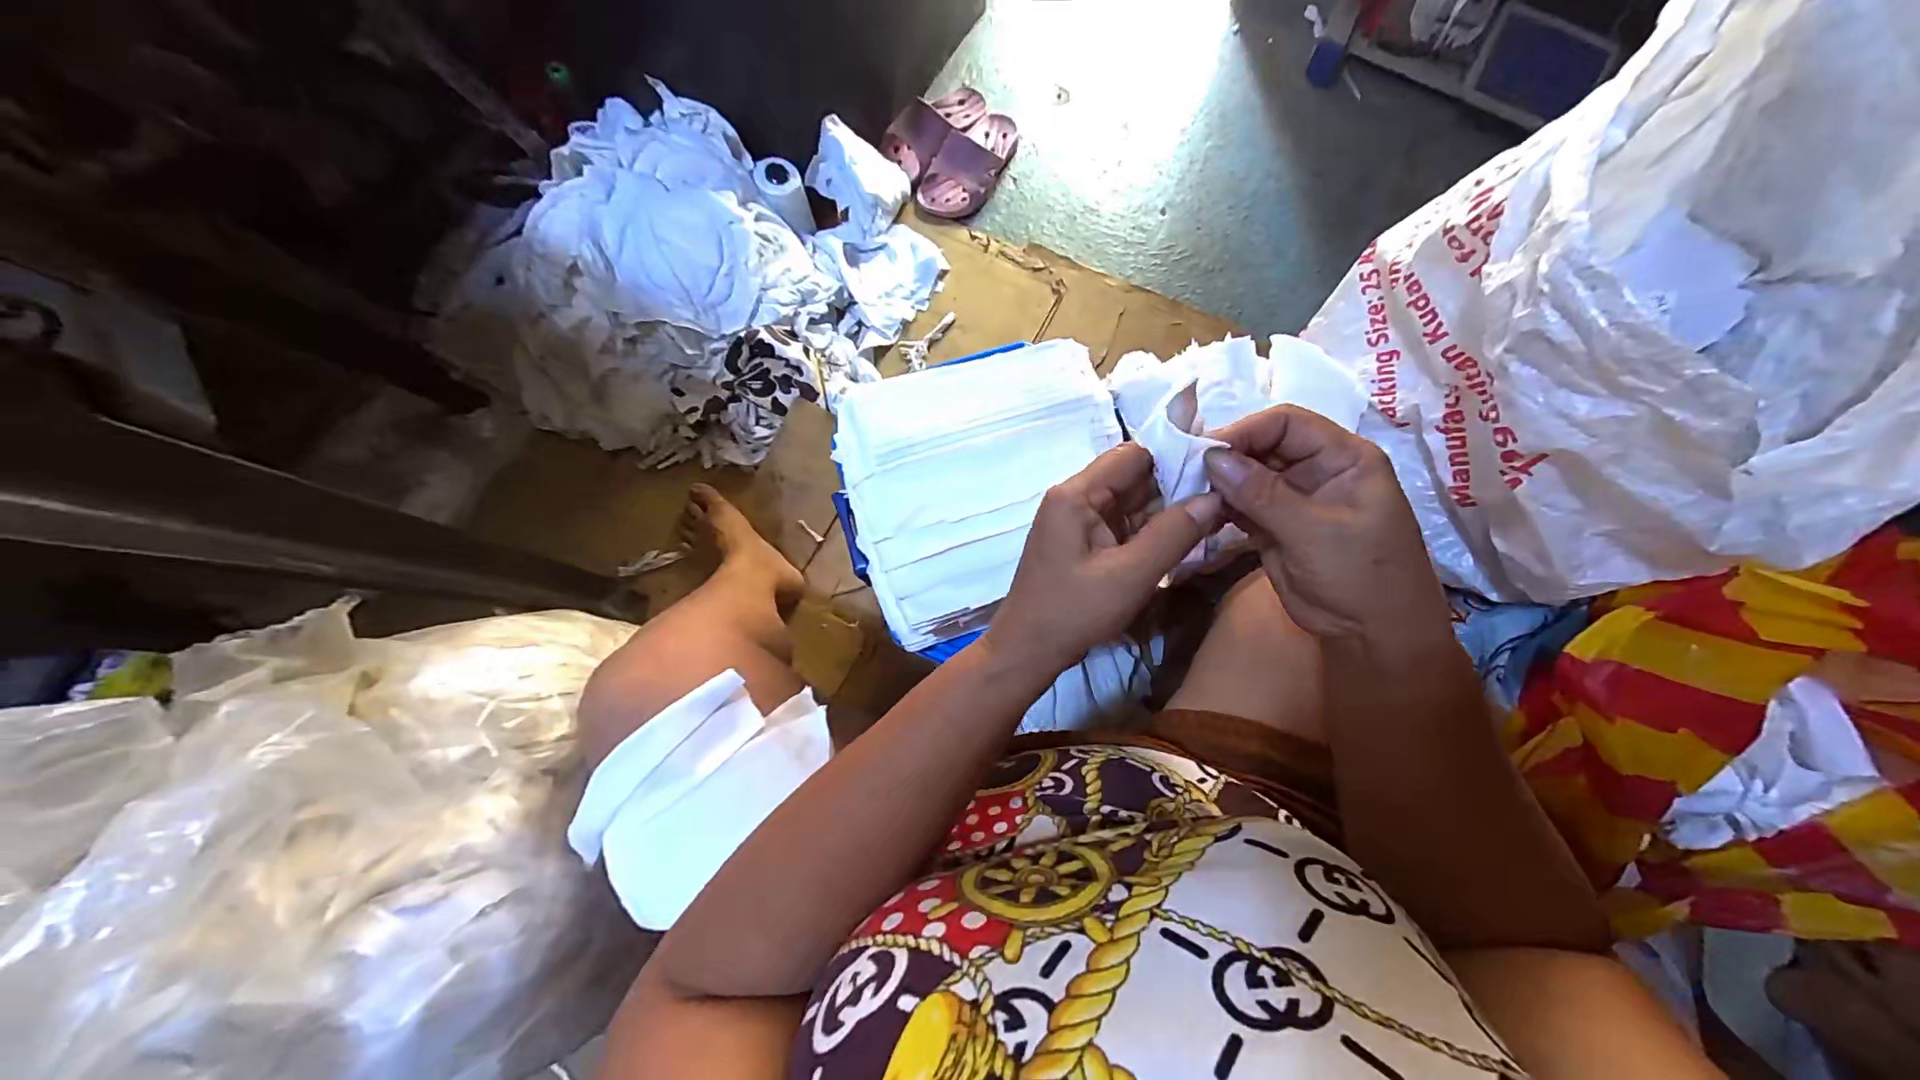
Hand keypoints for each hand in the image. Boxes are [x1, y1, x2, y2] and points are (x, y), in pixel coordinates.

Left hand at [985, 444, 1223, 674]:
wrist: (1028, 650)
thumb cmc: (1073, 612)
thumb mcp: (1130, 575)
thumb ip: (1173, 534)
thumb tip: (1215, 497)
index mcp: (1076, 495)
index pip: (1132, 455)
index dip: (1176, 450)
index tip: (1219, 454)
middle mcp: (1076, 499)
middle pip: (1134, 476)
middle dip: (1179, 479)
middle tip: (1230, 481)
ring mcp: (1080, 522)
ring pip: (1134, 501)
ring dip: (1171, 505)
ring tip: (1222, 502)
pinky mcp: (1087, 543)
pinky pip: (1126, 525)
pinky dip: (1155, 527)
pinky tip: (1192, 528)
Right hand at [1204, 406, 1450, 644]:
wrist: (1372, 636)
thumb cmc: (1363, 576)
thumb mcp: (1315, 531)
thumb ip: (1263, 494)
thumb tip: (1212, 457)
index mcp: (1343, 458)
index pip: (1287, 424)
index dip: (1245, 431)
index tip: (1205, 451)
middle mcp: (1316, 471)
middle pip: (1261, 447)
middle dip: (1224, 457)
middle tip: (1184, 472)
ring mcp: (1292, 500)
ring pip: (1245, 476)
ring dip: (1216, 483)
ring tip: (1184, 492)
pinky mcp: (1272, 526)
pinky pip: (1239, 506)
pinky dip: (1217, 508)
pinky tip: (1196, 513)